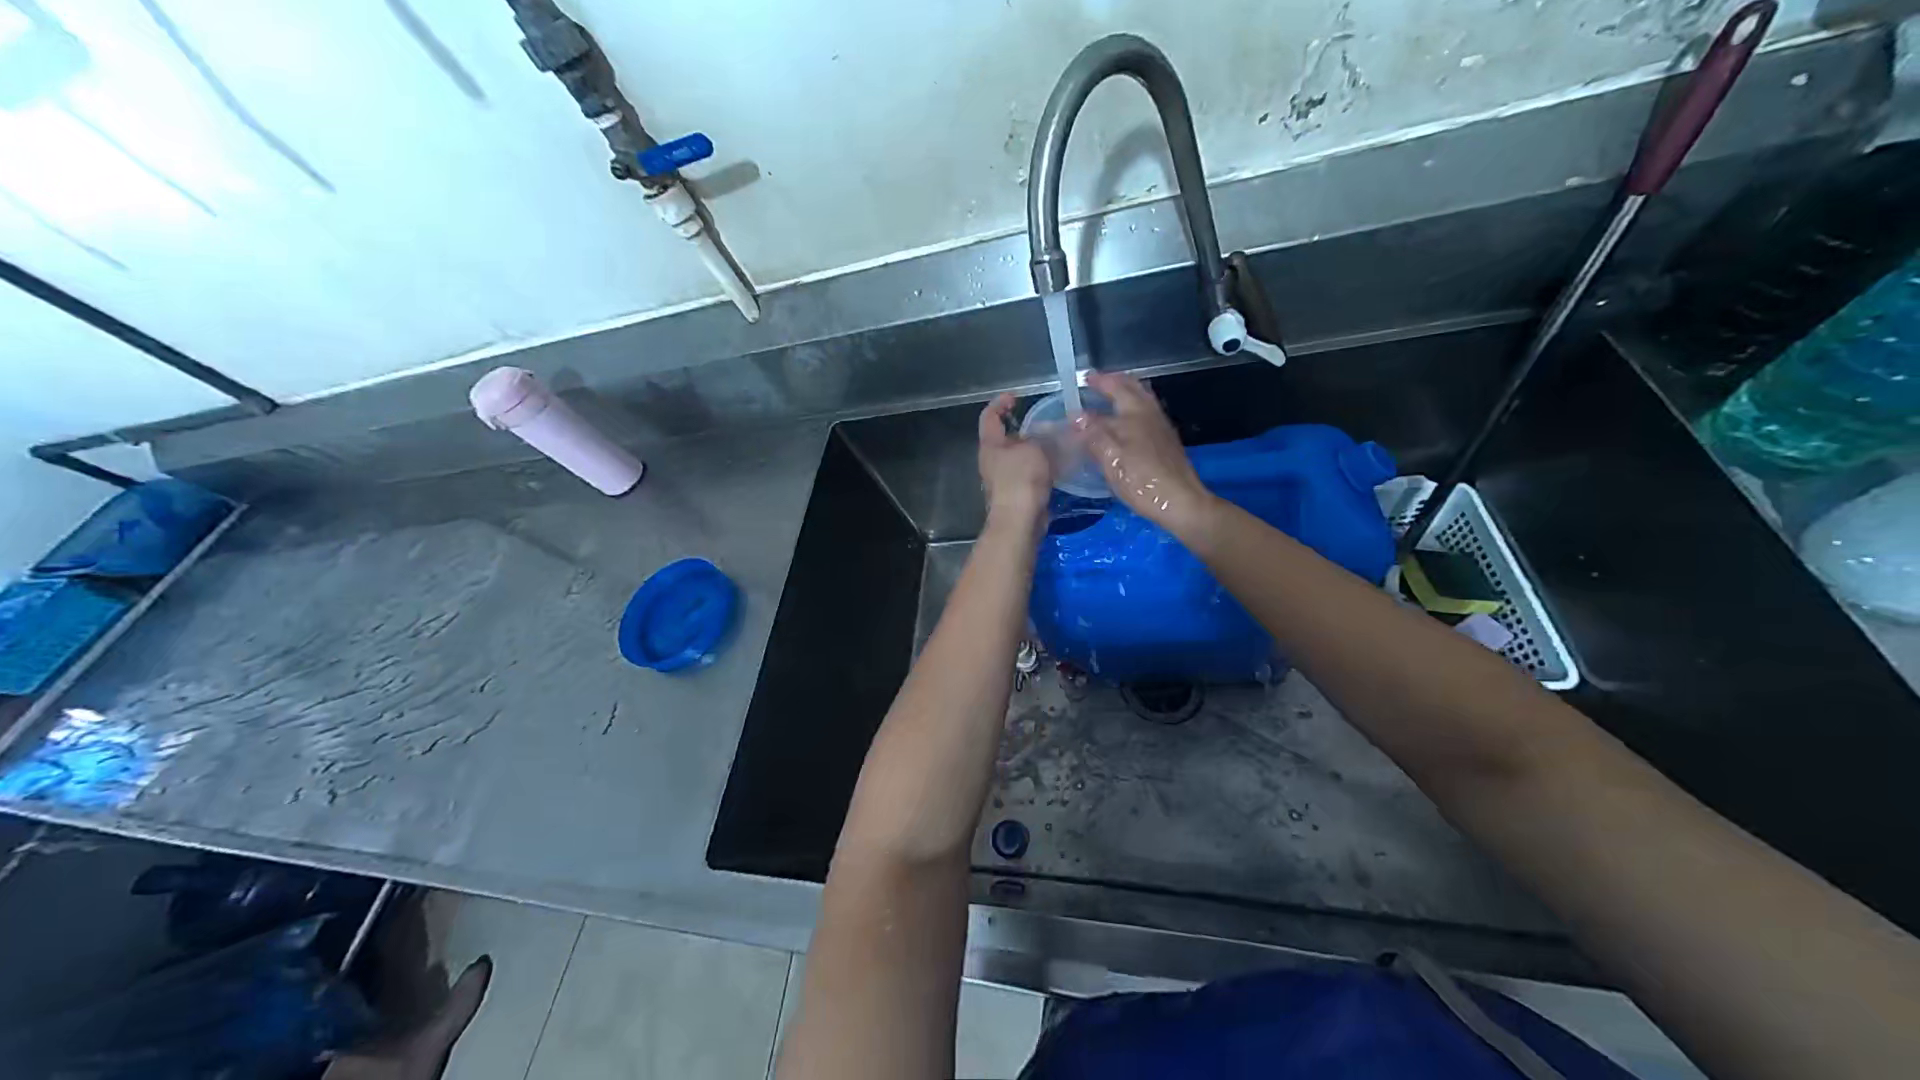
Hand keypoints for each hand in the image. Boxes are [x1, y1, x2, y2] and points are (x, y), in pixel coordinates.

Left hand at [978, 394, 1051, 527]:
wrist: (1020, 520)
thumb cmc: (1021, 480)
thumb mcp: (1035, 449)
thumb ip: (1042, 437)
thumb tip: (1049, 432)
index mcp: (991, 445)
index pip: (989, 417)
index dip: (1000, 403)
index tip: (1016, 397)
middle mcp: (994, 461)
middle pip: (1007, 437)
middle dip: (1027, 428)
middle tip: (1048, 422)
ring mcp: (1005, 478)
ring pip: (1022, 456)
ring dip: (1039, 449)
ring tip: (1060, 441)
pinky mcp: (1019, 493)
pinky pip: (1031, 473)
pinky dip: (1044, 466)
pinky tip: (1061, 464)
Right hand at [1079, 372, 1215, 535]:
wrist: (1181, 502)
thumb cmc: (1143, 482)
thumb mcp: (1111, 459)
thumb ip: (1093, 434)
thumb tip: (1076, 415)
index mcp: (1135, 415)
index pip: (1115, 389)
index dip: (1099, 382)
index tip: (1084, 378)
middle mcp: (1150, 415)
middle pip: (1134, 388)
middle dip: (1115, 382)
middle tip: (1098, 382)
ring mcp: (1161, 427)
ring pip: (1143, 400)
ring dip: (1127, 392)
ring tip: (1110, 397)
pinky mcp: (1167, 442)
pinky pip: (1147, 413)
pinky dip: (1134, 407)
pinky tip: (1127, 422)